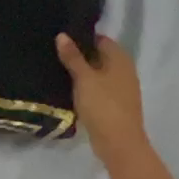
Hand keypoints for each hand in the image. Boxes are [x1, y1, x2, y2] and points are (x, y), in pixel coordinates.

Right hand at [55, 33, 148, 155]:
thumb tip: (62, 35)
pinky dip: (86, 87)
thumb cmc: (102, 105)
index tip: (60, 38)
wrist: (119, 143)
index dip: (81, 37)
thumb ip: (73, 56)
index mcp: (120, 58)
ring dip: (81, 72)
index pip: (99, 38)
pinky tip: (69, 88)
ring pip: (98, 73)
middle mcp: (124, 69)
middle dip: (79, 54)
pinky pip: (99, 88)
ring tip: (57, 69)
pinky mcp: (115, 104)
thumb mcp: (83, 78)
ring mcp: (121, 88)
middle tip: (54, 52)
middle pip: (99, 55)